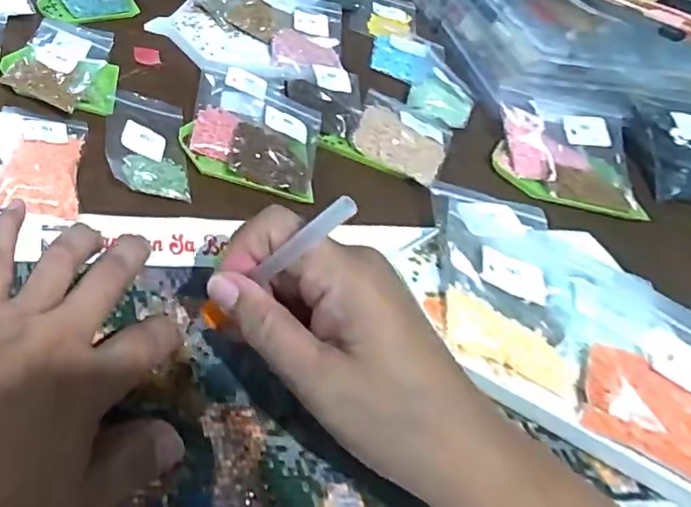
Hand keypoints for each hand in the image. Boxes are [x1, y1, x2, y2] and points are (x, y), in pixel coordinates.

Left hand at [0, 204, 185, 506]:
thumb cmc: (4, 496)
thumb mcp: (77, 497)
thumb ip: (127, 463)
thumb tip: (174, 436)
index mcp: (88, 382)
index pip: (144, 345)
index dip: (166, 330)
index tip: (176, 319)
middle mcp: (59, 336)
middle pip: (105, 283)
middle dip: (128, 258)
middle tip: (142, 241)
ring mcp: (17, 317)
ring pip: (57, 262)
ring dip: (80, 240)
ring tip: (96, 228)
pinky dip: (3, 231)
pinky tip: (14, 206)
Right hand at [206, 206, 605, 506]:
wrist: (475, 463)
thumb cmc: (393, 421)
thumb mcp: (315, 377)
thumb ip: (262, 324)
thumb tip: (216, 282)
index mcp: (345, 268)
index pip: (274, 225)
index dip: (240, 252)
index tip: (224, 300)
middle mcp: (355, 260)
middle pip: (284, 246)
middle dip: (251, 282)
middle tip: (233, 332)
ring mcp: (366, 280)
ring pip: (297, 270)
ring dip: (270, 301)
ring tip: (258, 346)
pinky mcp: (370, 302)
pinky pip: (317, 289)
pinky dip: (293, 312)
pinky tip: (290, 348)